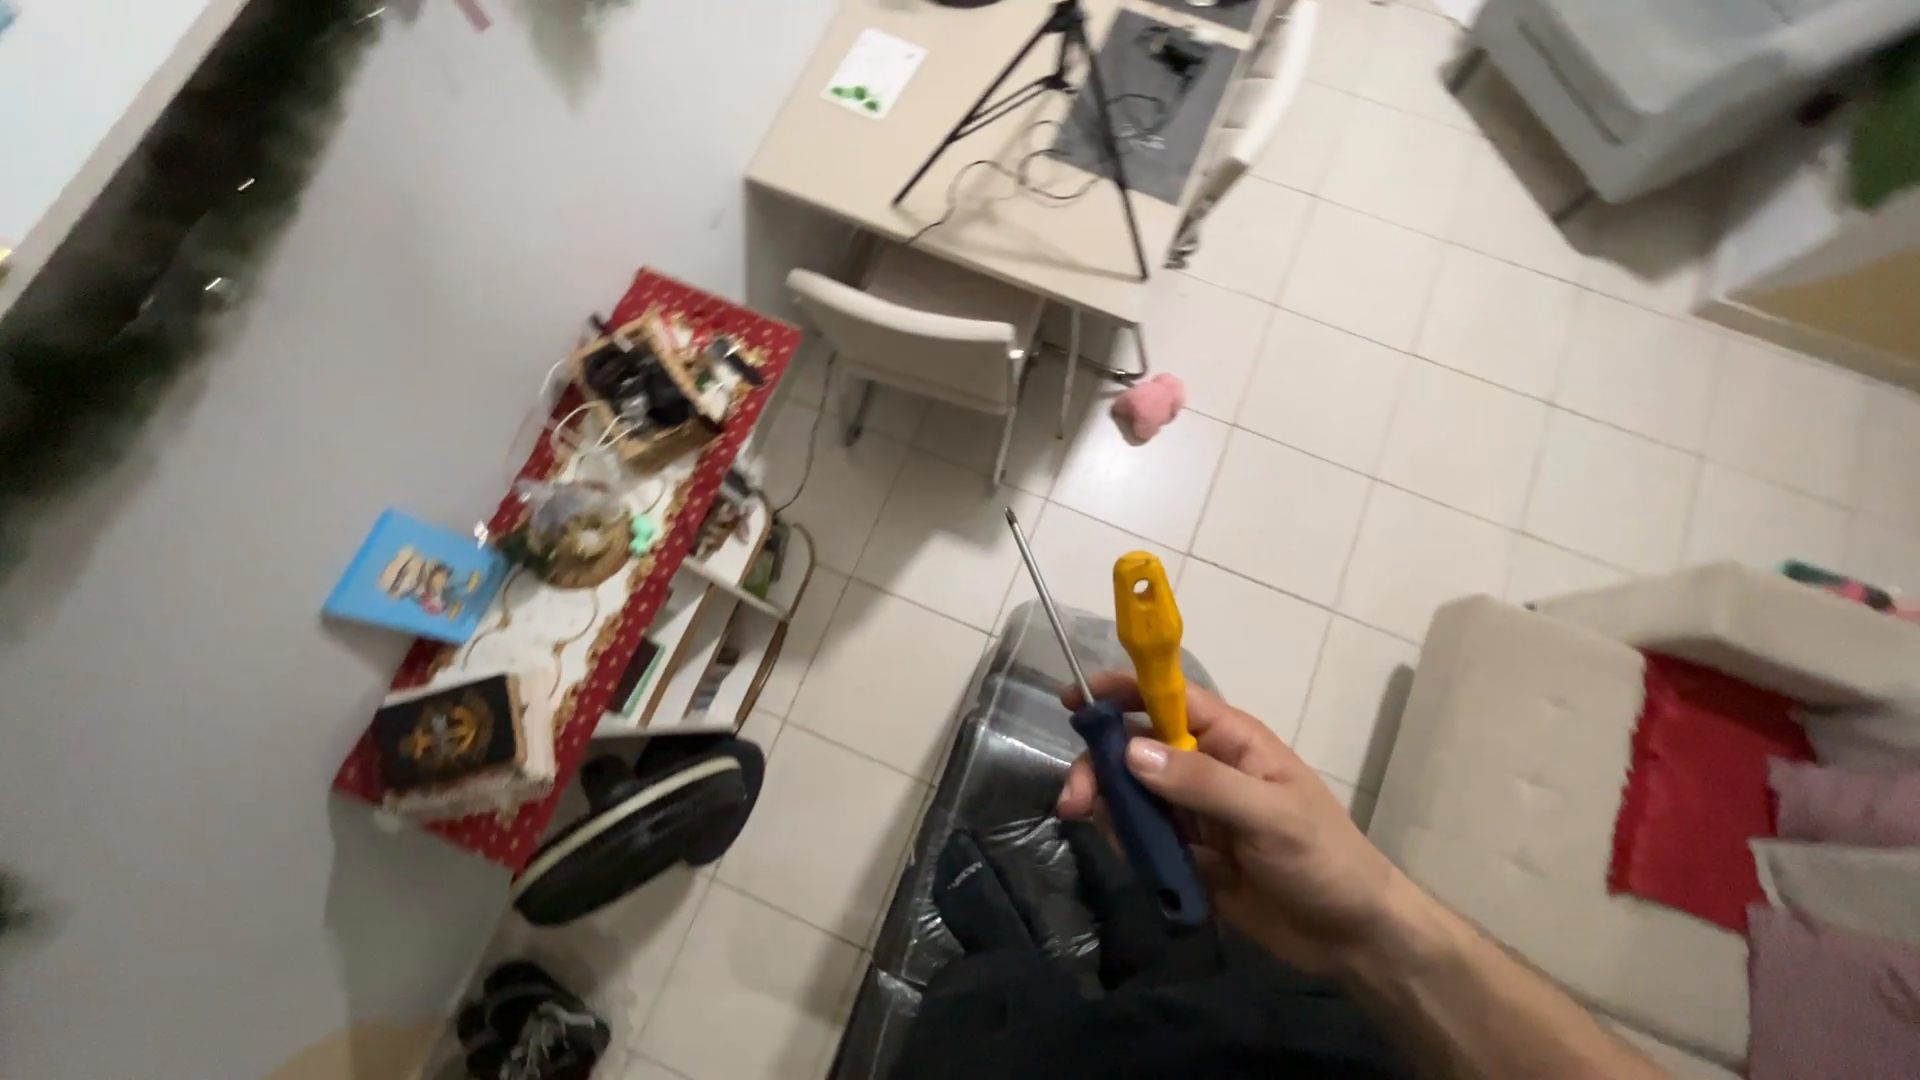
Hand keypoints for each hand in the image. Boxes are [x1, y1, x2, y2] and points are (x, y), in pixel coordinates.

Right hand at [1057, 672, 1404, 973]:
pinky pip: (1141, 832)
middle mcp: (1204, 765)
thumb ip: (1203, 782)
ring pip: (1131, 790)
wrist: (1350, 935)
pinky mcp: (1185, 849)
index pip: (1168, 696)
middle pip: (1135, 745)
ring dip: (1104, 802)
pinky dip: (1124, 838)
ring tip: (1086, 824)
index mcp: (1230, 739)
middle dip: (1099, 764)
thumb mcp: (1270, 815)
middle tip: (1073, 798)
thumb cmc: (1323, 858)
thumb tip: (1131, 750)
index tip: (1076, 699)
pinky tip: (1128, 855)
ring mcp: (1192, 809)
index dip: (1122, 689)